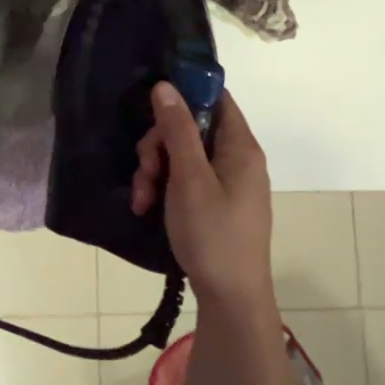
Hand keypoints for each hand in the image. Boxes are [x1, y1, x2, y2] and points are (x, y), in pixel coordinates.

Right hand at [131, 84, 273, 307]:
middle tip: (146, 169)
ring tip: (143, 197)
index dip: (185, 92)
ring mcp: (225, 181)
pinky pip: (183, 177)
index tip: (152, 103)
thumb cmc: (213, 235)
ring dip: (154, 169)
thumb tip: (165, 85)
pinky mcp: (214, 201)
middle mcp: (236, 158)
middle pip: (189, 127)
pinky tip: (147, 207)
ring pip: (180, 153)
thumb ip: (177, 129)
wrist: (231, 299)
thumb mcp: (189, 178)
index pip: (215, 97)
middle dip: (158, 144)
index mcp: (240, 148)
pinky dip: (163, 187)